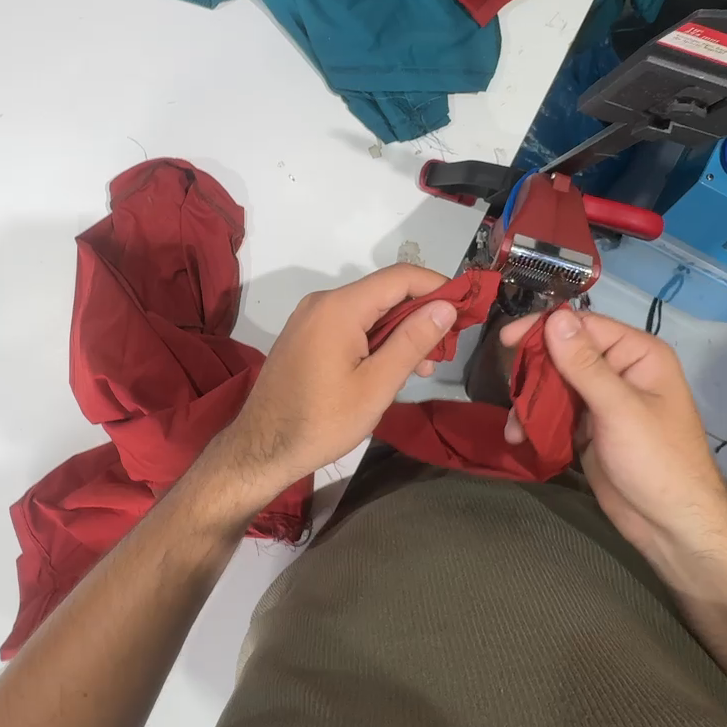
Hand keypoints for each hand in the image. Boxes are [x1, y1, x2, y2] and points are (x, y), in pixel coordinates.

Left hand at [207, 264, 456, 504]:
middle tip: (444, 351)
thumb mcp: (376, 385)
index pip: (400, 277)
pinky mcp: (305, 335)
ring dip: (399, 331)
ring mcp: (310, 318)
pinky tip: (389, 369)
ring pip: (369, 310)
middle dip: (420, 315)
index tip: (465, 309)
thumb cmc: (322, 421)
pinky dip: (375, 339)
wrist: (261, 449)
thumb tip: (445, 306)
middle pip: (384, 292)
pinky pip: (350, 324)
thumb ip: (412, 341)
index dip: (437, 286)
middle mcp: (323, 301)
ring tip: (421, 369)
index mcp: (340, 307)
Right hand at [500, 309, 726, 551]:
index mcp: (637, 355)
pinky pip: (556, 412)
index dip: (543, 330)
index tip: (506, 341)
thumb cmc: (657, 461)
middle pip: (564, 355)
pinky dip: (537, 422)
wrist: (673, 529)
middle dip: (534, 373)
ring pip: (555, 385)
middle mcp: (620, 370)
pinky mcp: (590, 428)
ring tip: (514, 426)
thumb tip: (556, 318)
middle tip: (510, 391)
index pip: (583, 327)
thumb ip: (584, 364)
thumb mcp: (619, 409)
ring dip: (531, 402)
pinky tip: (521, 437)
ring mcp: (604, 400)